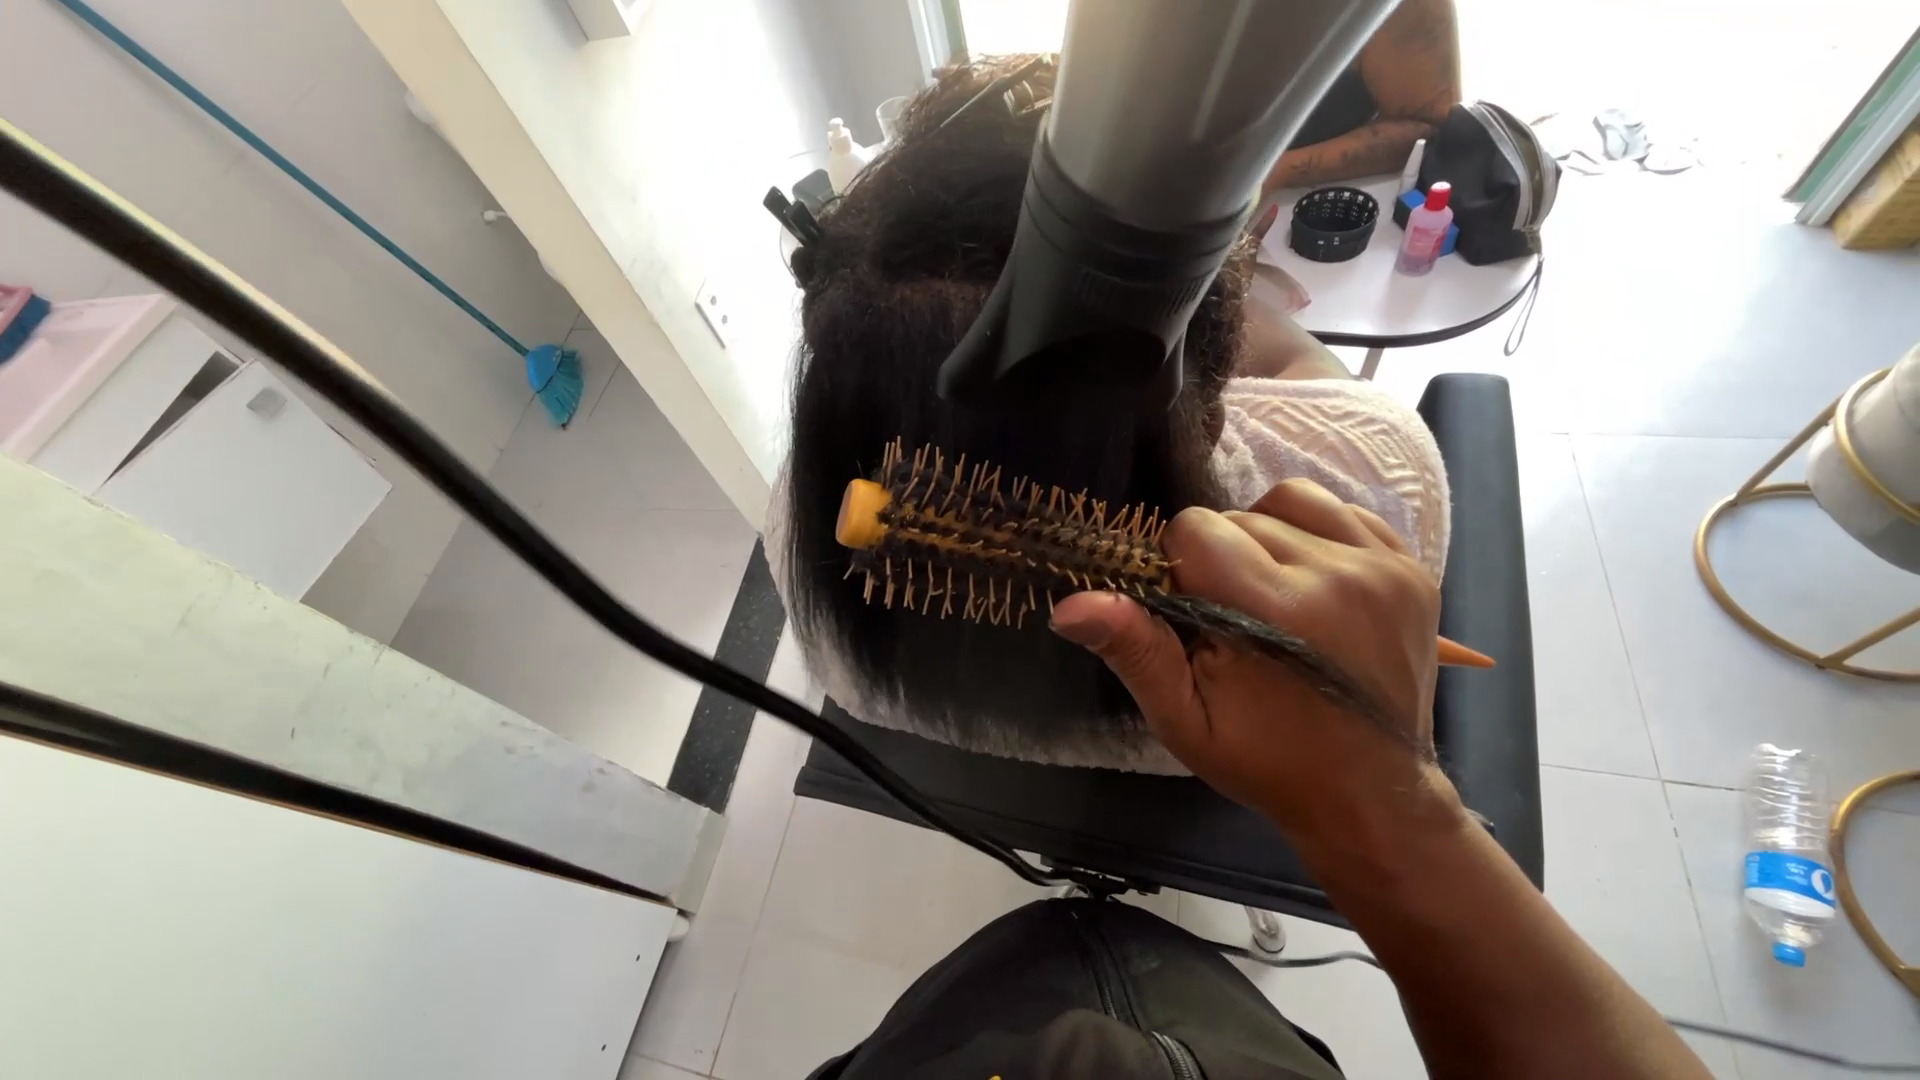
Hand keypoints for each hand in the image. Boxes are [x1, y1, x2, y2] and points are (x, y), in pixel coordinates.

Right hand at [1050, 479, 1450, 836]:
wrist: (1369, 794)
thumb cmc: (1265, 759)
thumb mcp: (1183, 718)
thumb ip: (1133, 649)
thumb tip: (1068, 604)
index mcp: (1276, 609)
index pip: (1195, 528)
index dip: (1178, 567)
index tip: (1194, 616)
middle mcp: (1337, 573)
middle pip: (1239, 516)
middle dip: (1220, 558)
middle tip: (1232, 619)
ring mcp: (1384, 567)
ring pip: (1287, 502)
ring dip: (1264, 536)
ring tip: (1269, 592)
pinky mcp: (1413, 566)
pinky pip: (1343, 511)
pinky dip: (1313, 535)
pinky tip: (1311, 582)